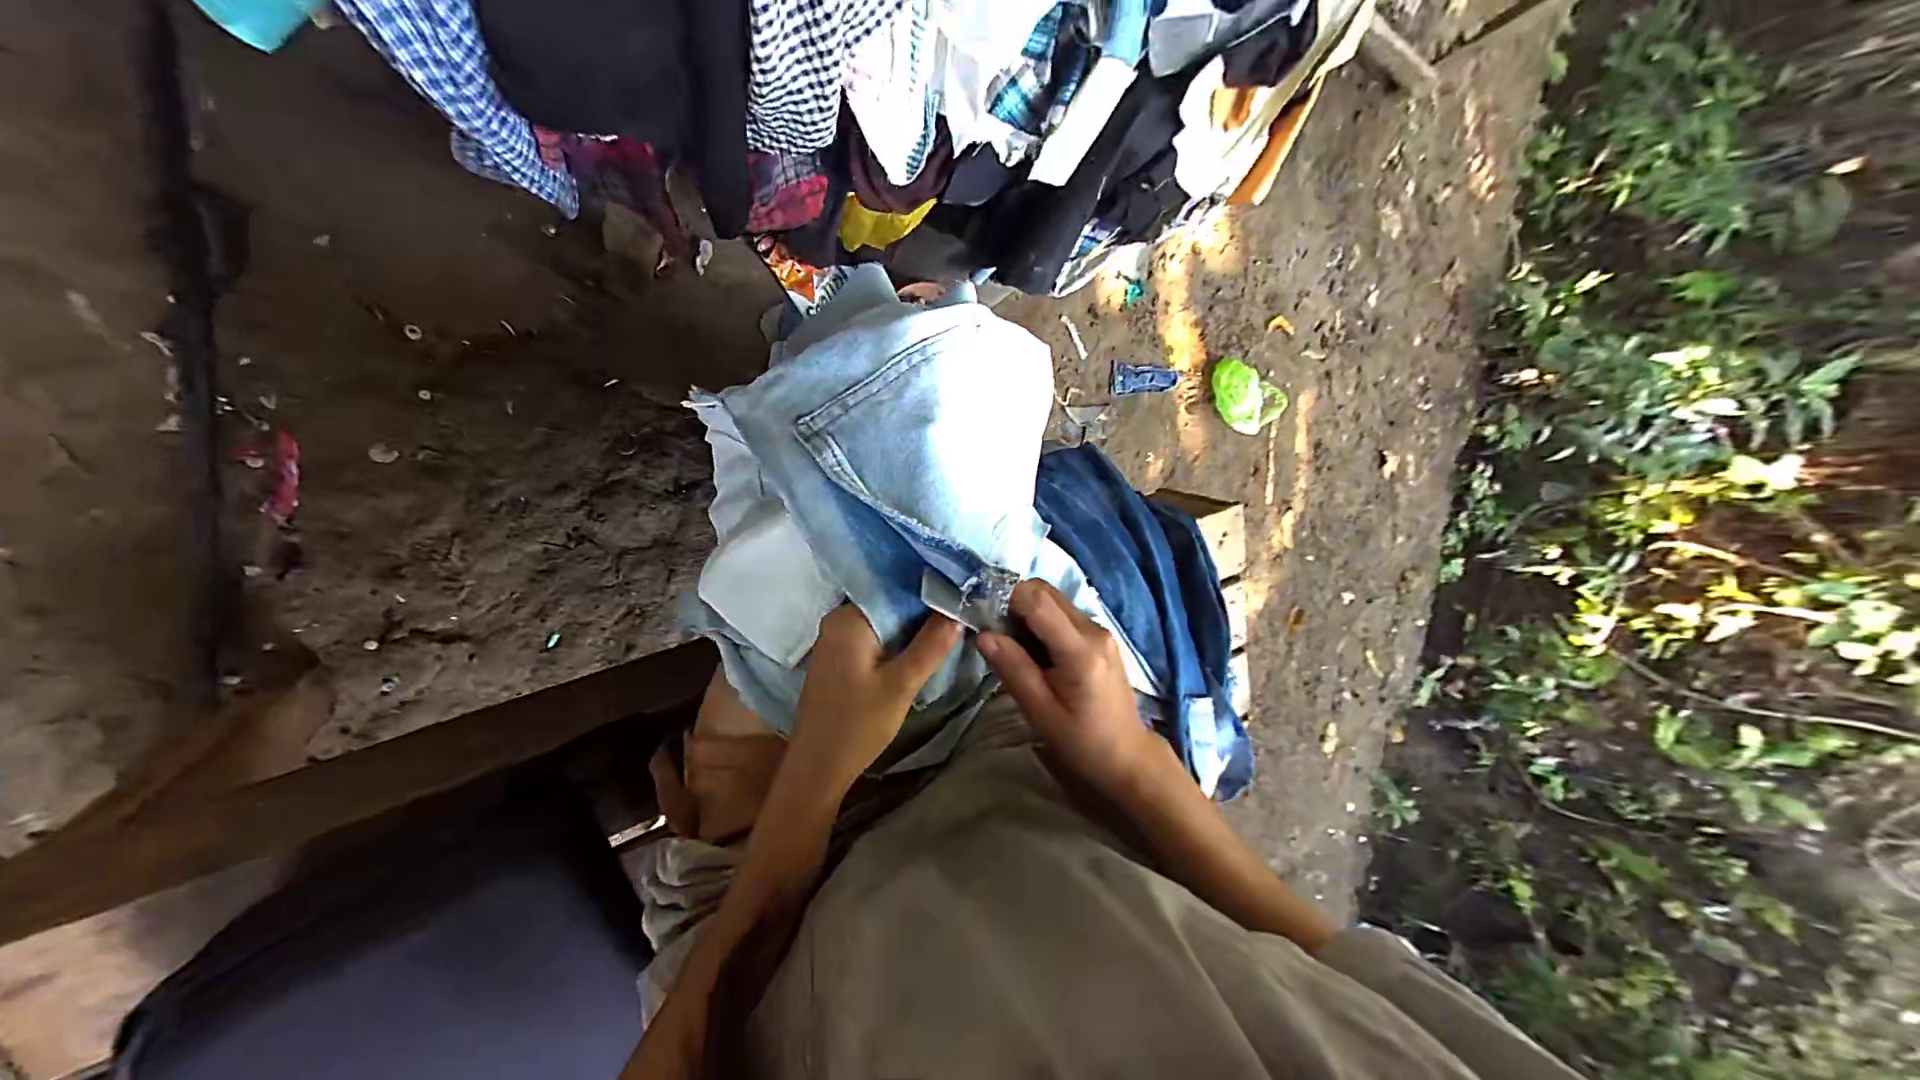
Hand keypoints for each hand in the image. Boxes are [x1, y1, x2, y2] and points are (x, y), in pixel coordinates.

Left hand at [788, 604, 961, 793]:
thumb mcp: (901, 685)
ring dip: (914, 624)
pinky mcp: (841, 657)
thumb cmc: (858, 725)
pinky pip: (876, 636)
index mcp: (849, 618)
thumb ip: (931, 645)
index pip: (897, 587)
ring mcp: (837, 638)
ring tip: (952, 621)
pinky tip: (924, 644)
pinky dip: (898, 639)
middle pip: (891, 602)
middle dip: (925, 606)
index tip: (962, 591)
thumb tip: (957, 608)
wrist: (818, 767)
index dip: (930, 587)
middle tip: (963, 607)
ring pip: (885, 620)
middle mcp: (839, 620)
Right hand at [977, 580, 1165, 797]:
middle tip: (997, 634)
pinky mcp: (1100, 636)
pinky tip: (1035, 652)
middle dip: (1014, 603)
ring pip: (1054, 599)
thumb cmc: (1082, 742)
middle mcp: (1093, 630)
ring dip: (1027, 612)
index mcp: (1080, 650)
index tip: (985, 620)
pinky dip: (1042, 621)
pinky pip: (1063, 614)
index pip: (1037, 600)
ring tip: (1014, 646)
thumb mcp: (1040, 712)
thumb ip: (1013, 669)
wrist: (1126, 756)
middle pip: (1045, 592)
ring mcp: (1100, 631)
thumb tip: (984, 635)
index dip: (1006, 600)